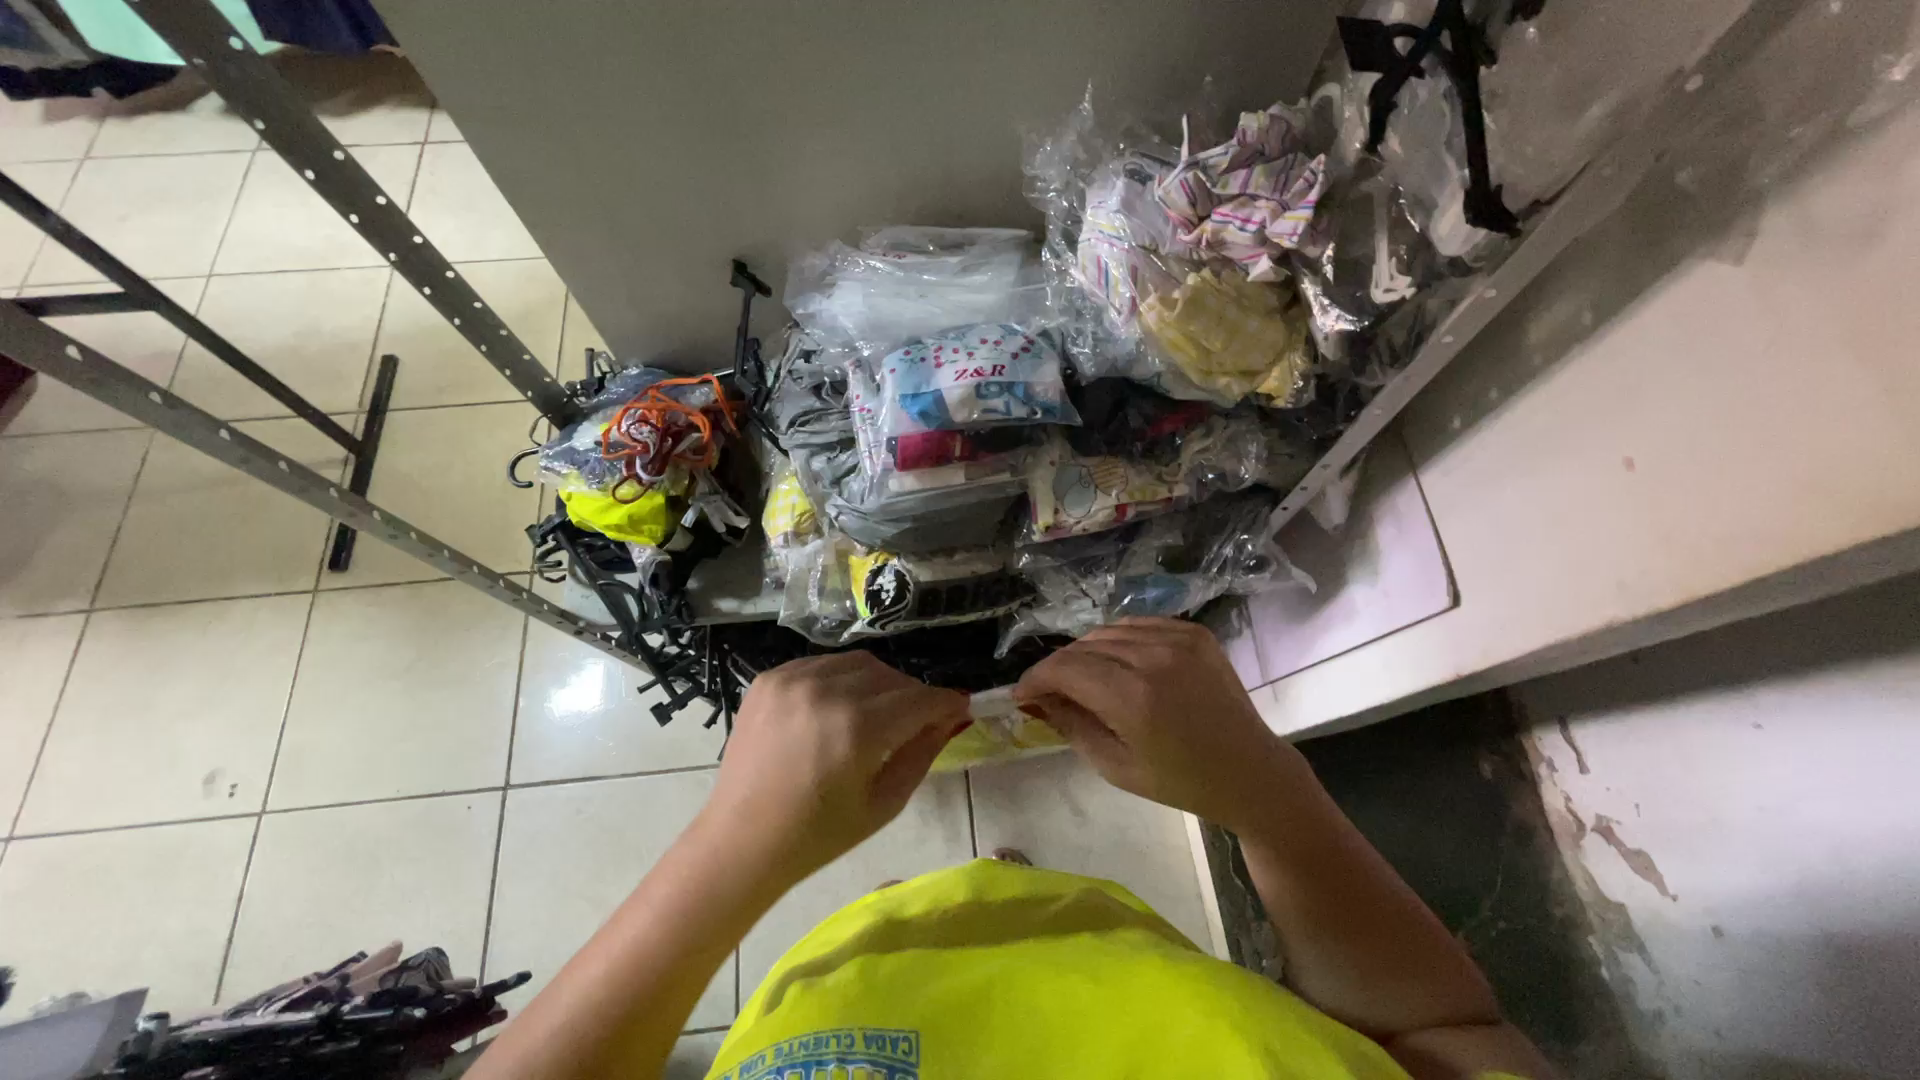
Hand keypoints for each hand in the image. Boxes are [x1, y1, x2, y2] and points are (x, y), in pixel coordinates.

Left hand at [702, 651, 968, 886]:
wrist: (742, 841)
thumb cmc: (818, 835)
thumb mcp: (884, 803)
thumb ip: (922, 753)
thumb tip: (950, 718)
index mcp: (858, 728)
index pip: (920, 699)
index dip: (945, 703)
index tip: (959, 707)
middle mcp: (827, 691)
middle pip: (891, 676)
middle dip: (912, 695)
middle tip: (916, 720)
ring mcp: (793, 680)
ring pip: (858, 664)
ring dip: (877, 683)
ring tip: (875, 713)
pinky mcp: (769, 679)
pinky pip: (822, 665)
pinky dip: (840, 680)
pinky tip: (837, 708)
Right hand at [1013, 617, 1303, 830]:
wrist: (1250, 771)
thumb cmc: (1180, 782)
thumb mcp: (1115, 766)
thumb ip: (1070, 726)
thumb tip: (1034, 699)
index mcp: (1133, 698)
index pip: (1064, 669)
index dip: (1036, 678)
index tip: (1021, 694)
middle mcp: (1154, 658)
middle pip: (1082, 647)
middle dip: (1057, 667)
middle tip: (1048, 692)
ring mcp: (1178, 640)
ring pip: (1107, 632)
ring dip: (1085, 652)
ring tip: (1082, 678)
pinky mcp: (1194, 632)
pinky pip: (1138, 625)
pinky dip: (1118, 641)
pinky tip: (1117, 663)